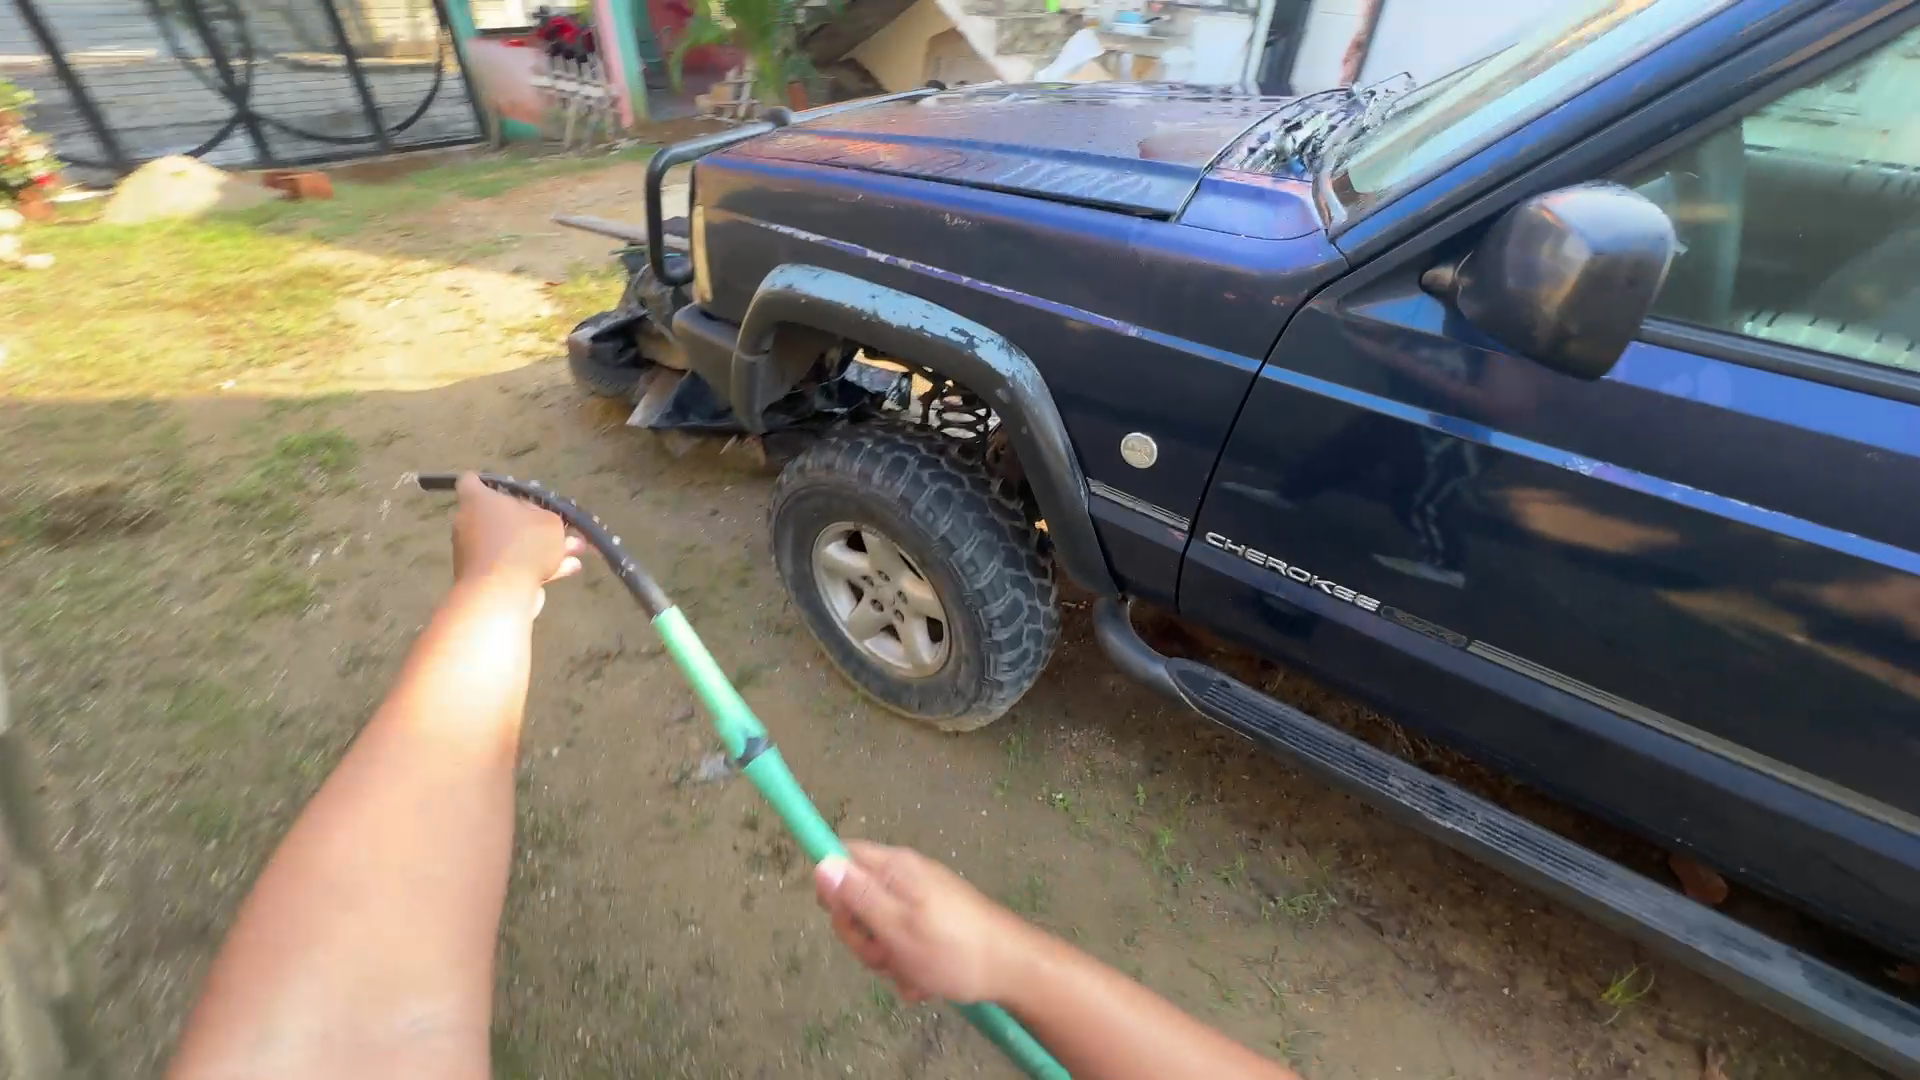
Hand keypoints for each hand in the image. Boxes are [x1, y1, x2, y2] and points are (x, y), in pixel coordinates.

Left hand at [451, 472, 585, 614]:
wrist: (502, 591)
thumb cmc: (523, 544)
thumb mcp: (549, 521)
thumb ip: (545, 515)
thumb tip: (538, 517)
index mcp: (478, 501)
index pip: (471, 481)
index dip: (488, 482)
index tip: (508, 488)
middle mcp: (469, 524)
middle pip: (501, 516)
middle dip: (533, 522)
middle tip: (561, 528)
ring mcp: (476, 552)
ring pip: (513, 542)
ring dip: (543, 546)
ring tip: (575, 551)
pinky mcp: (485, 576)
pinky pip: (514, 564)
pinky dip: (538, 565)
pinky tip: (568, 568)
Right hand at [813, 841, 1036, 1004]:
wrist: (1009, 968)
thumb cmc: (951, 947)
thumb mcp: (896, 926)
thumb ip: (857, 897)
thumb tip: (821, 863)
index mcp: (895, 867)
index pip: (845, 857)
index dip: (833, 888)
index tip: (843, 917)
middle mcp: (905, 877)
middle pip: (857, 900)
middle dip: (864, 935)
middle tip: (885, 951)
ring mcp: (919, 901)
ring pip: (878, 929)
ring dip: (887, 956)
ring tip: (912, 969)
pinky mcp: (931, 923)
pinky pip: (902, 943)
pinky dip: (907, 964)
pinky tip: (924, 978)